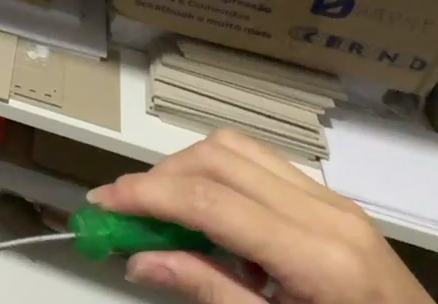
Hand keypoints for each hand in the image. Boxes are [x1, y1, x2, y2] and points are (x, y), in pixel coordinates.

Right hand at [88, 130, 434, 303]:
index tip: (101, 205)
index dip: (145, 195)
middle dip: (160, 177)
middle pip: (217, 157)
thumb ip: (210, 294)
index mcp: (320, 259)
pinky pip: (259, 164)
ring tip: (168, 214)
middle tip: (127, 213)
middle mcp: (329, 214)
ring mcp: (336, 203)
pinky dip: (218, 176)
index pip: (209, 199)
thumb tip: (137, 259)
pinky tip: (213, 219)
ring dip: (187, 169)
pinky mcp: (335, 204)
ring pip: (235, 147)